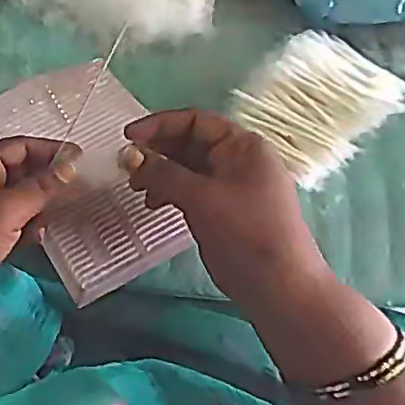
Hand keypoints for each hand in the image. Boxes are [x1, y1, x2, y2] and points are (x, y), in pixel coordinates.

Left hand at [0, 137, 78, 309]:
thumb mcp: (8, 210)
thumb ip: (41, 187)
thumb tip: (70, 167)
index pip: (19, 147)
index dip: (49, 150)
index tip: (79, 158)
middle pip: (22, 171)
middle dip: (47, 180)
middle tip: (75, 189)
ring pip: (21, 197)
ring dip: (38, 206)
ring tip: (54, 217)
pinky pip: (15, 218)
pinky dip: (28, 225)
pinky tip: (37, 237)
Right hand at [123, 109, 334, 315]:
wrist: (277, 284)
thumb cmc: (247, 231)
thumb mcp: (202, 197)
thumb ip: (163, 172)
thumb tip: (129, 155)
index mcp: (242, 146)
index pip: (195, 121)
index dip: (160, 125)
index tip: (128, 137)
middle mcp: (234, 160)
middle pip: (187, 143)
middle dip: (155, 151)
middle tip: (126, 164)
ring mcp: (226, 185)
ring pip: (183, 167)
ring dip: (157, 172)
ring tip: (136, 187)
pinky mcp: (217, 208)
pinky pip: (185, 189)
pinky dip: (165, 191)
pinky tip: (152, 203)